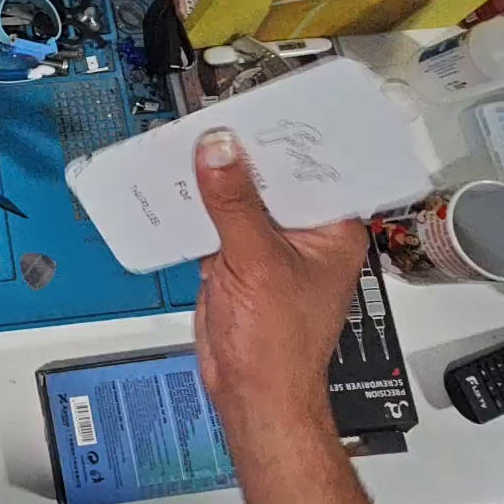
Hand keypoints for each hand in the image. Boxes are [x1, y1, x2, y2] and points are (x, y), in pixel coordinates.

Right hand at [191, 129, 365, 432]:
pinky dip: (193, 204)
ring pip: (236, 195)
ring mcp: (264, 244)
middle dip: (238, 154)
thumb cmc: (279, 345)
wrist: (249, 392)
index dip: (283, 137)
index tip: (252, 112)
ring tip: (185, 149)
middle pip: (268, 177)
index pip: (311, 168)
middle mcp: (300, 232)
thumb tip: (219, 152)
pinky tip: (173, 187)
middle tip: (209, 126)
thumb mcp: (257, 263)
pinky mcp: (233, 256)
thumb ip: (234, 204)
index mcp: (330, 230)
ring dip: (211, 178)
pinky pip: (212, 217)